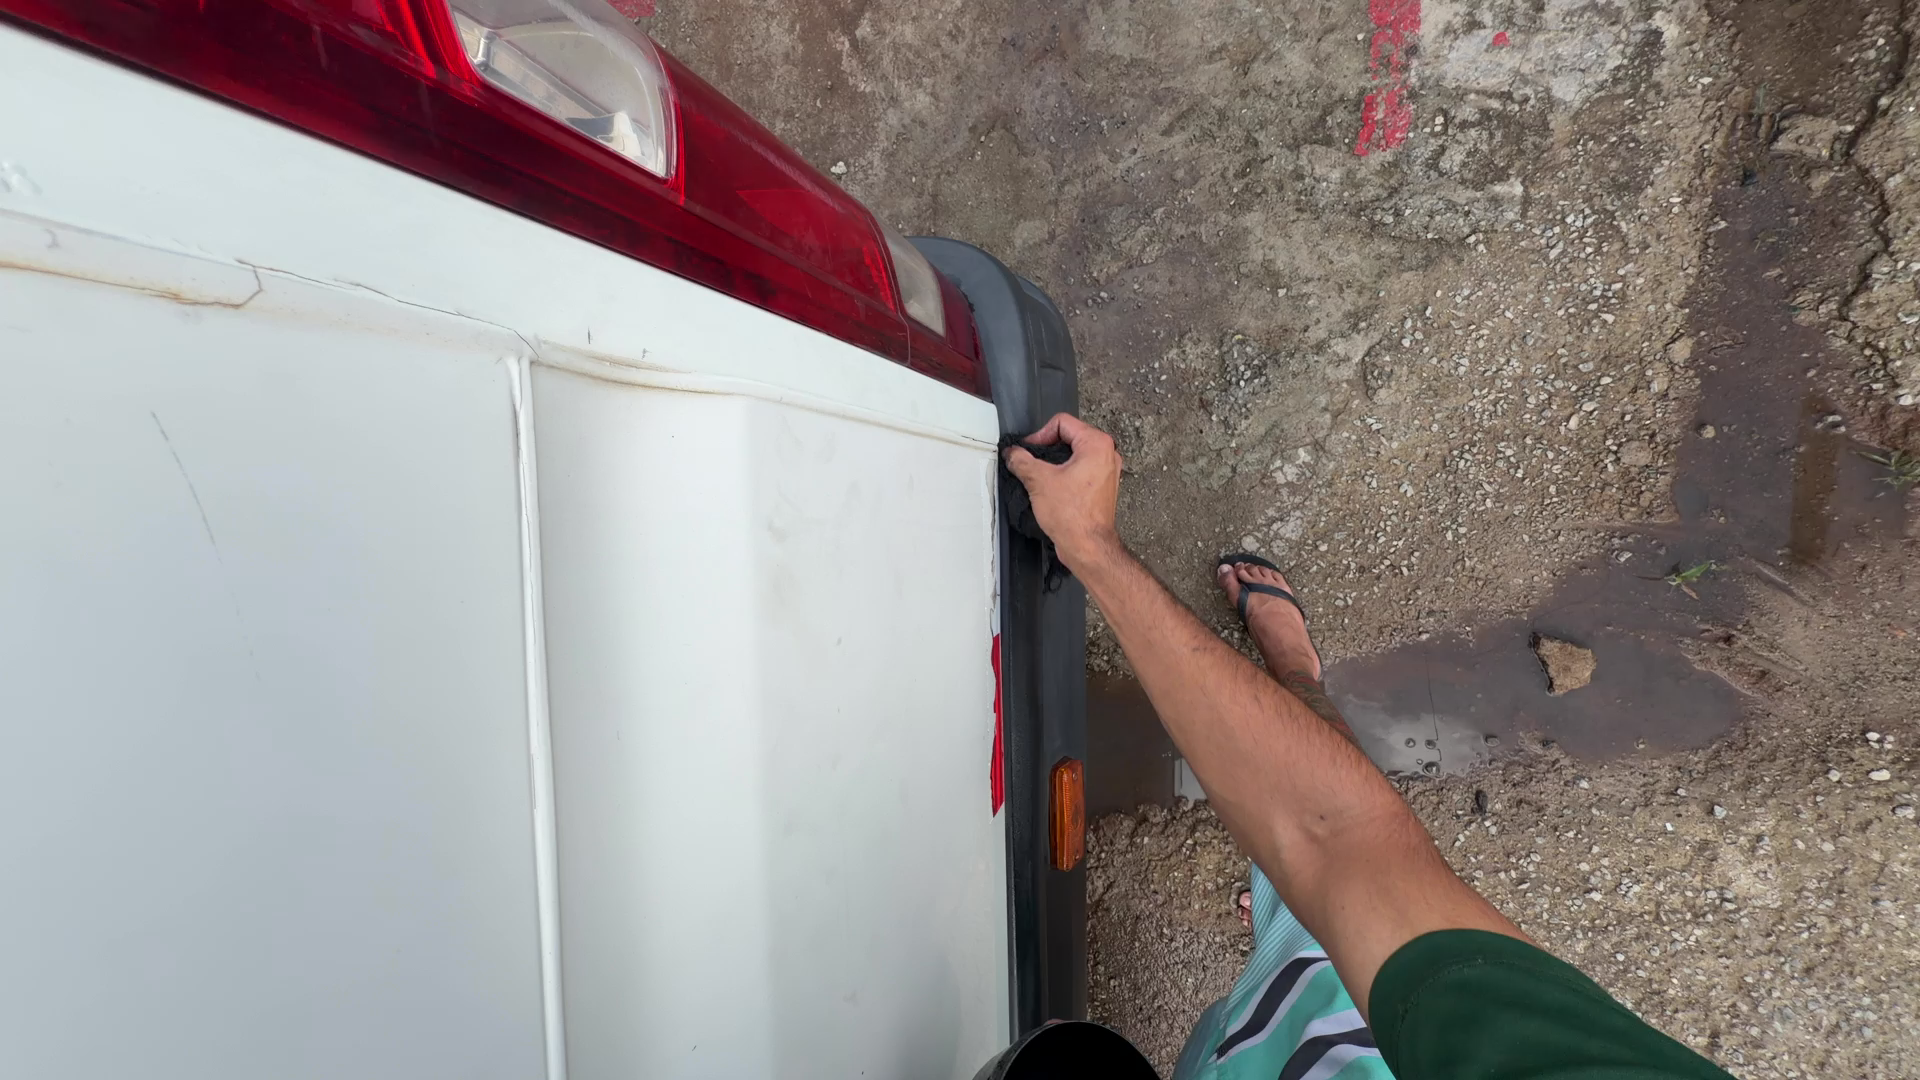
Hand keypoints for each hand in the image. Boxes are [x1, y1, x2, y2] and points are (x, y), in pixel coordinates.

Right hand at [1003, 413, 1123, 568]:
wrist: (1088, 546)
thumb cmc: (1073, 516)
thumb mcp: (1038, 481)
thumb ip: (1021, 461)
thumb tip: (1012, 454)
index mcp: (1096, 444)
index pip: (1062, 422)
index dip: (1039, 435)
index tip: (1028, 451)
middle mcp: (1107, 454)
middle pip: (1069, 437)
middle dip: (1046, 449)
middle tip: (1031, 464)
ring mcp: (1107, 472)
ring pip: (1074, 455)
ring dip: (1054, 464)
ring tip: (1039, 478)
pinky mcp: (1102, 488)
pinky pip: (1080, 471)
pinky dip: (1064, 476)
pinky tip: (1051, 490)